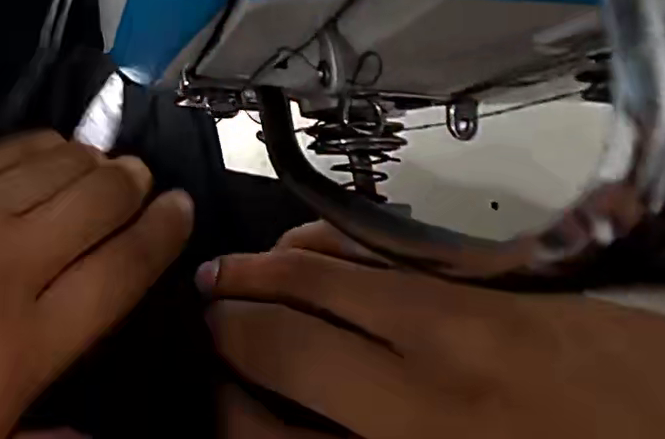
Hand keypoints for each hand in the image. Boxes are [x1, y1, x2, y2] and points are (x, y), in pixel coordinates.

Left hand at [0, 131, 193, 438]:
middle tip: (145, 180)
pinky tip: (55, 148)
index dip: (162, 233)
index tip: (182, 207)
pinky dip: (43, 145)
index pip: (121, 270)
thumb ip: (46, 438)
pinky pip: (7, 149)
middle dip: (134, 186)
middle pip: (99, 203)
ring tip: (107, 164)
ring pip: (59, 167)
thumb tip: (102, 423)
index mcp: (23, 346)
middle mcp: (6, 266)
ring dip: (93, 161)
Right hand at [202, 223, 664, 438]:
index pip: (276, 435)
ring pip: (322, 287)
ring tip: (216, 270)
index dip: (225, 410)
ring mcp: (447, 329)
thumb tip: (300, 434)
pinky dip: (322, 249)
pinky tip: (294, 244)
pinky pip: (375, 262)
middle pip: (285, 346)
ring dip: (261, 277)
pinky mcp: (478, 289)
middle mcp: (415, 398)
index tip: (196, 393)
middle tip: (186, 313)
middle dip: (225, 330)